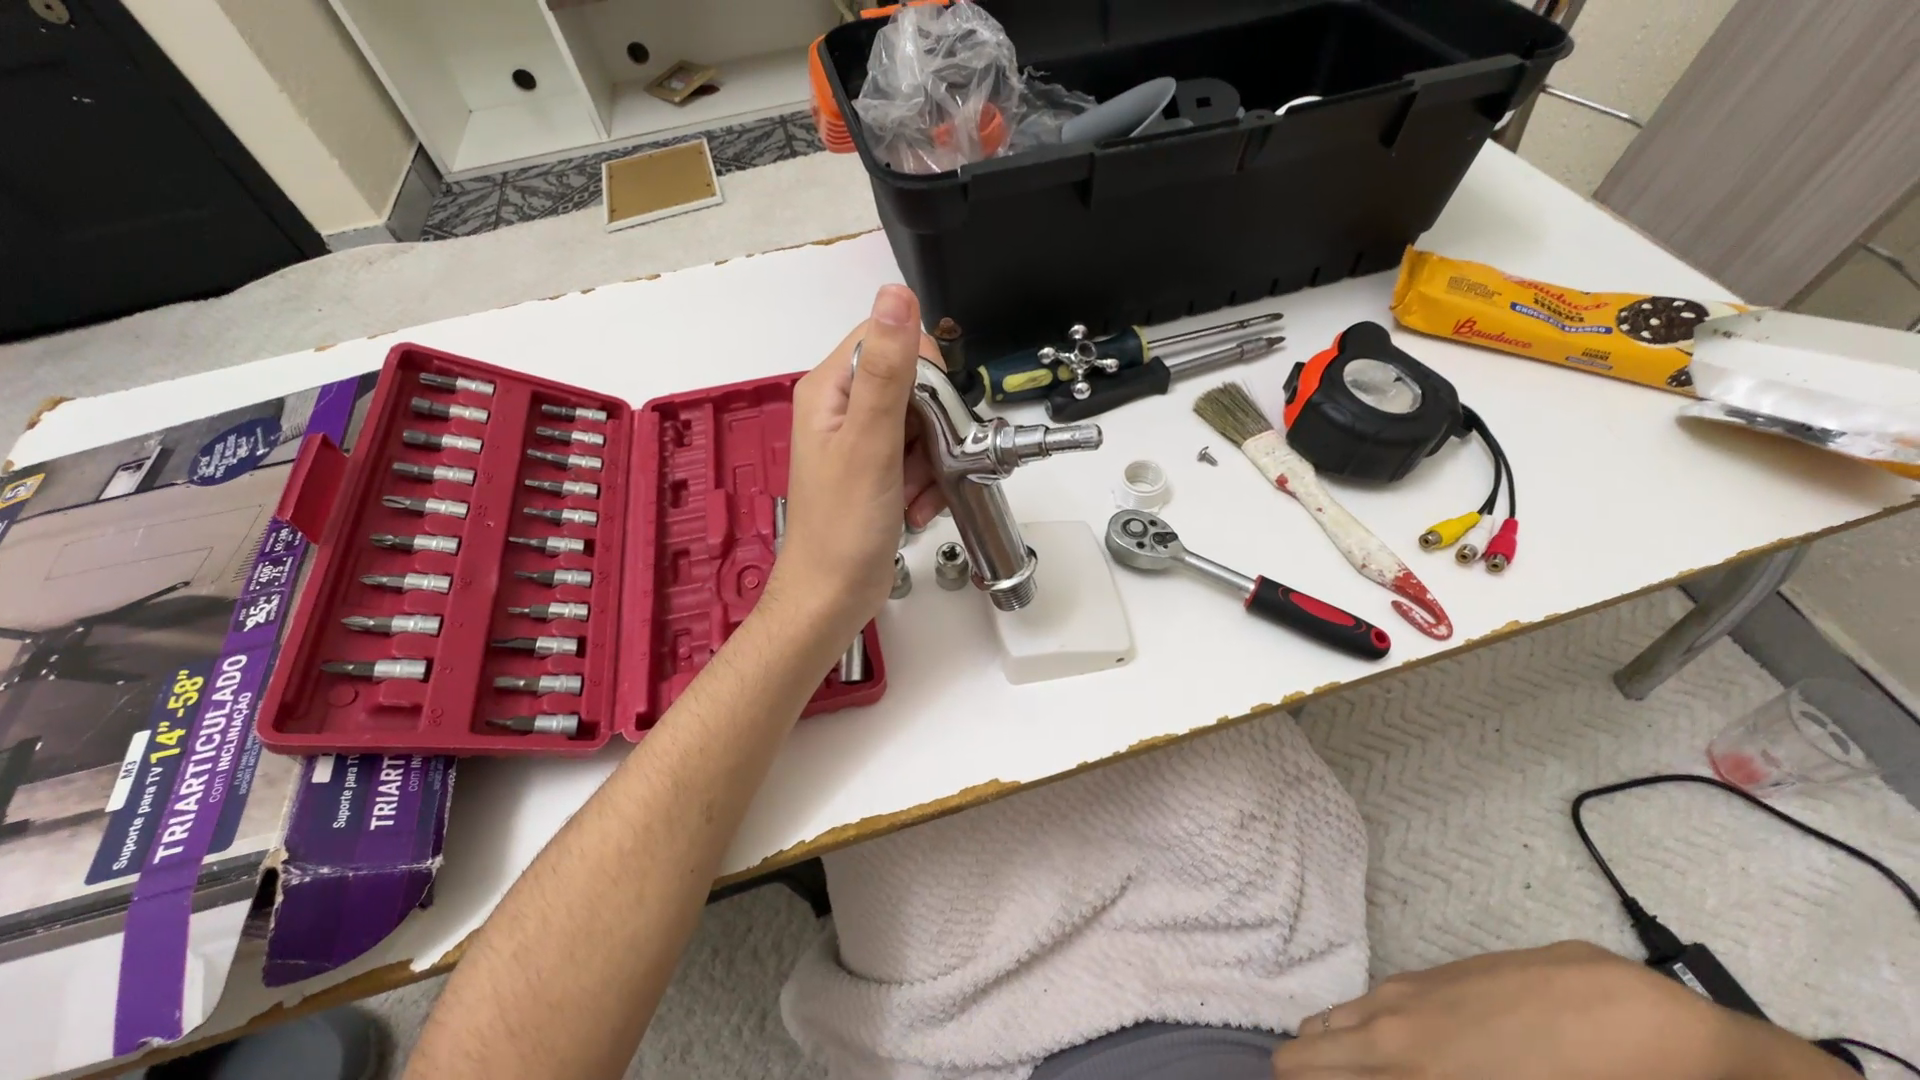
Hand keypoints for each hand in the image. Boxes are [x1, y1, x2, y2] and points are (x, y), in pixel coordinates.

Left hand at [766, 285, 945, 646]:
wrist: (833, 596)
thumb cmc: (842, 530)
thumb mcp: (870, 442)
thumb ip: (888, 370)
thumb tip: (896, 297)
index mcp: (829, 390)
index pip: (888, 339)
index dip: (922, 369)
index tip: (932, 409)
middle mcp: (841, 409)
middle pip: (913, 385)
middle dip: (933, 427)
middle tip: (927, 461)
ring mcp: (860, 442)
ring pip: (922, 424)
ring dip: (933, 461)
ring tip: (916, 493)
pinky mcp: (877, 472)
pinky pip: (919, 457)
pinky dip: (927, 483)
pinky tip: (916, 508)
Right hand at [1273, 942, 1759, 1079]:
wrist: (1638, 1025)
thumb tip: (1399, 1074)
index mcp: (1407, 1069)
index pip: (1306, 1074)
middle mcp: (1388, 1029)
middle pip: (1300, 1054)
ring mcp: (1403, 997)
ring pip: (1325, 1025)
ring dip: (1332, 1059)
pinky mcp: (1426, 978)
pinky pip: (1362, 1006)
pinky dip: (1361, 1035)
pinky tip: (1403, 1056)